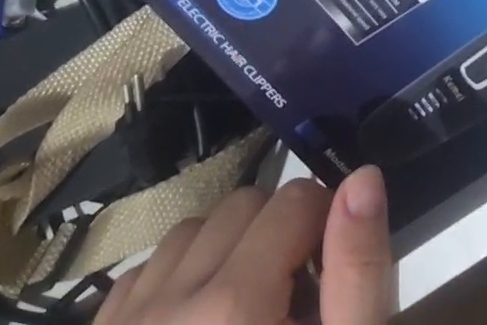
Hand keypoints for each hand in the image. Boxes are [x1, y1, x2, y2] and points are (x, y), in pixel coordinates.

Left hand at [95, 166, 393, 324]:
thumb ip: (359, 268)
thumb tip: (362, 176)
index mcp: (235, 304)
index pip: (297, 198)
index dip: (328, 224)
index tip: (334, 272)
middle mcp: (168, 304)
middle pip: (242, 206)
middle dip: (279, 234)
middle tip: (299, 295)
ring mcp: (124, 324)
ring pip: (188, 233)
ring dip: (227, 252)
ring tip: (250, 309)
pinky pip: (138, 274)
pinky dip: (176, 280)